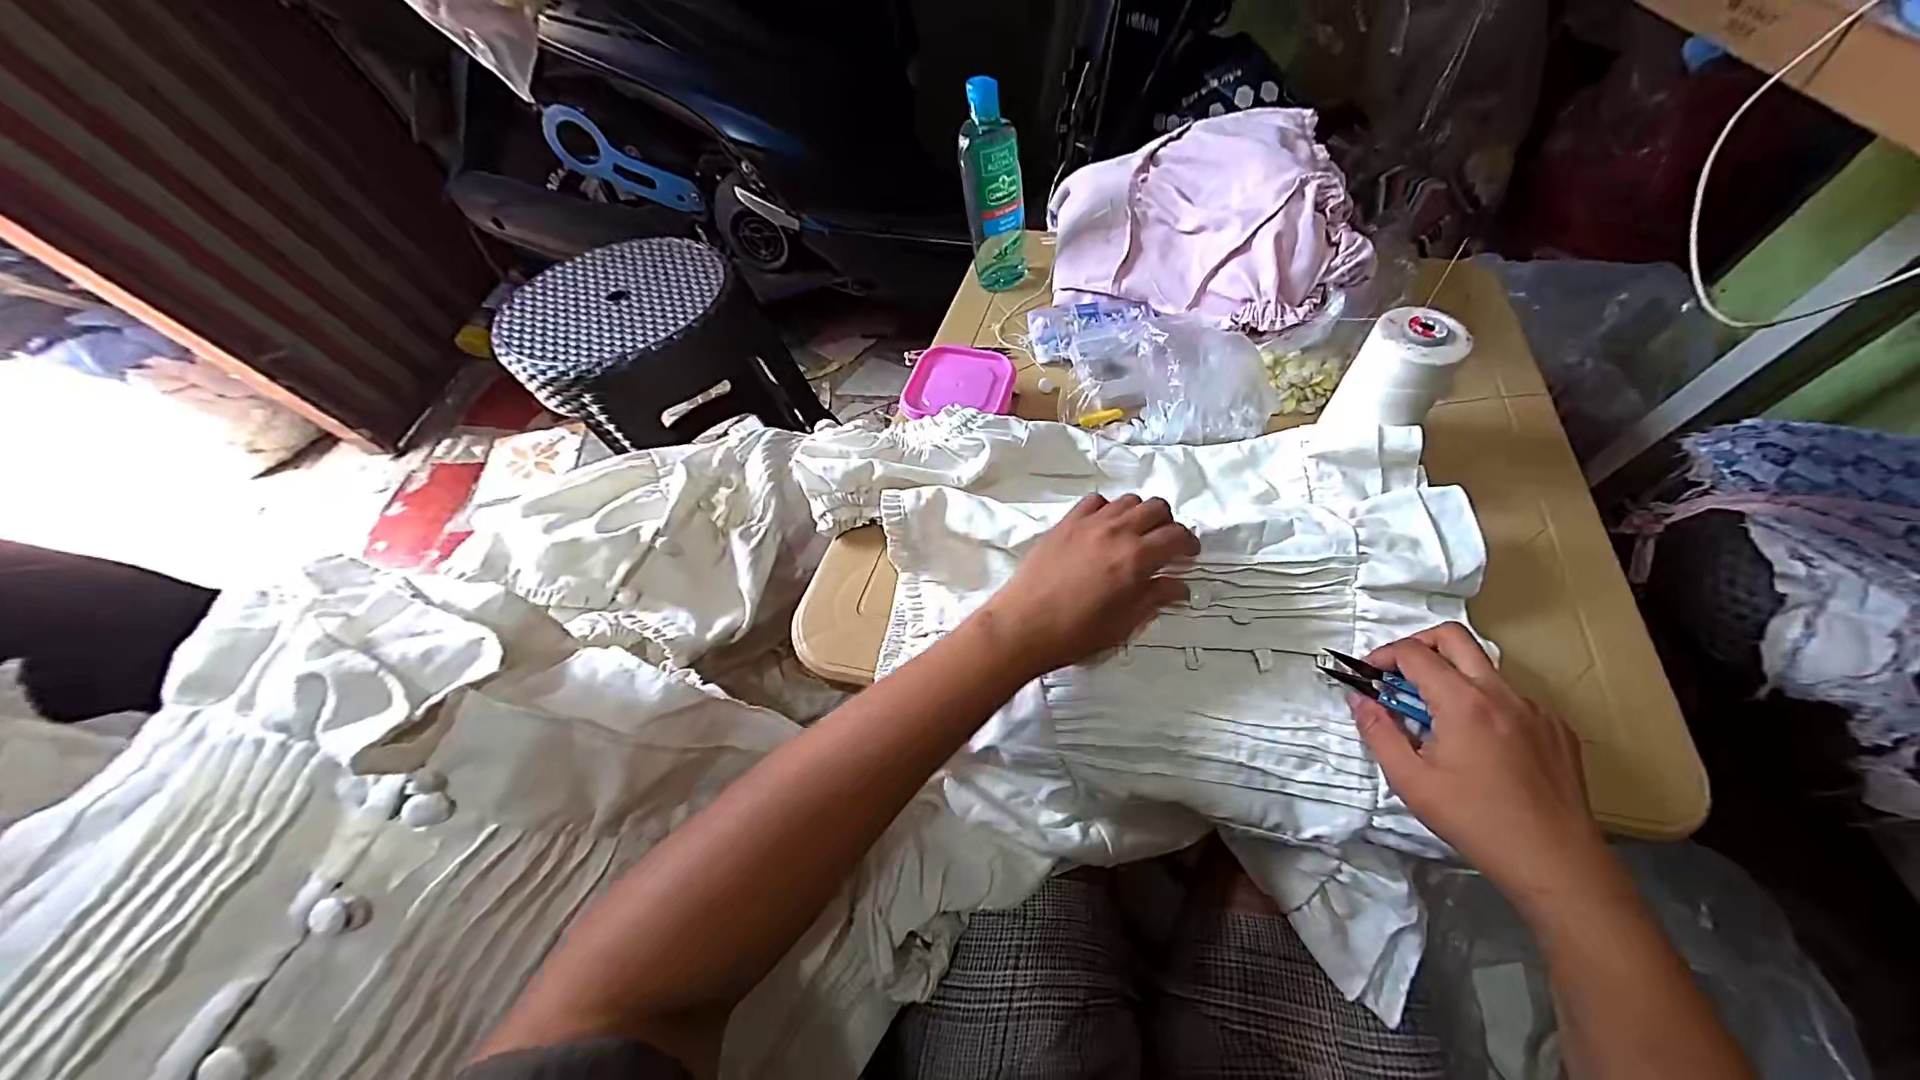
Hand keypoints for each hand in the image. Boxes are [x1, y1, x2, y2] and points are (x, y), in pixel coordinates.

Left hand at [971, 494, 1198, 677]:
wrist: (1023, 626)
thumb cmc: (1073, 632)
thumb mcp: (1123, 623)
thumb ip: (1154, 598)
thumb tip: (1178, 586)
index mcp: (1135, 559)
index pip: (1176, 536)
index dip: (1188, 544)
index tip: (1187, 555)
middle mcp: (1115, 532)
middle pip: (1156, 508)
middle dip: (1167, 524)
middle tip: (1164, 544)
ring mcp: (1088, 524)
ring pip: (1127, 501)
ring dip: (1139, 514)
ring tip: (1134, 535)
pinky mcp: (1064, 523)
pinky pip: (1095, 501)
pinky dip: (1107, 509)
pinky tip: (1103, 528)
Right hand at [1349, 623, 1613, 911]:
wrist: (1557, 863)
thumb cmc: (1475, 821)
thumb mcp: (1409, 779)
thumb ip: (1378, 731)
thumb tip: (1359, 699)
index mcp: (1463, 702)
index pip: (1413, 653)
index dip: (1381, 657)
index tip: (1367, 676)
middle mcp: (1502, 694)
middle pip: (1453, 637)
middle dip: (1416, 645)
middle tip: (1397, 675)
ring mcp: (1535, 709)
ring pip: (1483, 668)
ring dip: (1450, 676)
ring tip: (1435, 718)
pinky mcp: (1556, 728)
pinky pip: (1510, 697)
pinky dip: (1482, 703)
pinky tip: (1477, 742)